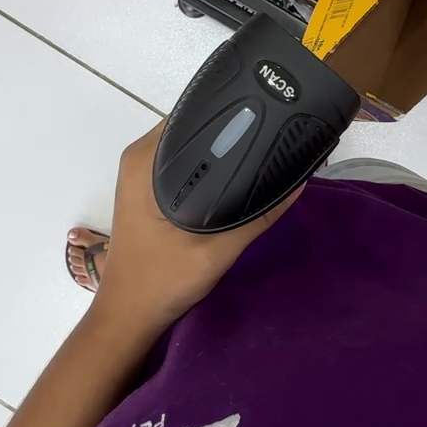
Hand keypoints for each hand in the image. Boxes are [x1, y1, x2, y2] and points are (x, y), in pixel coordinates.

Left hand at [91, 121, 299, 331]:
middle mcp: (141, 157)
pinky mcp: (150, 189)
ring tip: (264, 151)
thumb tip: (297, 182)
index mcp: (145, 160)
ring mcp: (144, 173)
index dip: (229, 110)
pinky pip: (186, 162)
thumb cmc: (161, 282)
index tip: (266, 110)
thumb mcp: (216, 252)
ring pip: (192, 145)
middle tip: (275, 133)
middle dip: (230, 128)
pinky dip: (210, 165)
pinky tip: (240, 176)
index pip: (192, 113)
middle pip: (193, 126)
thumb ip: (257, 217)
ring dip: (221, 149)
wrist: (130, 316)